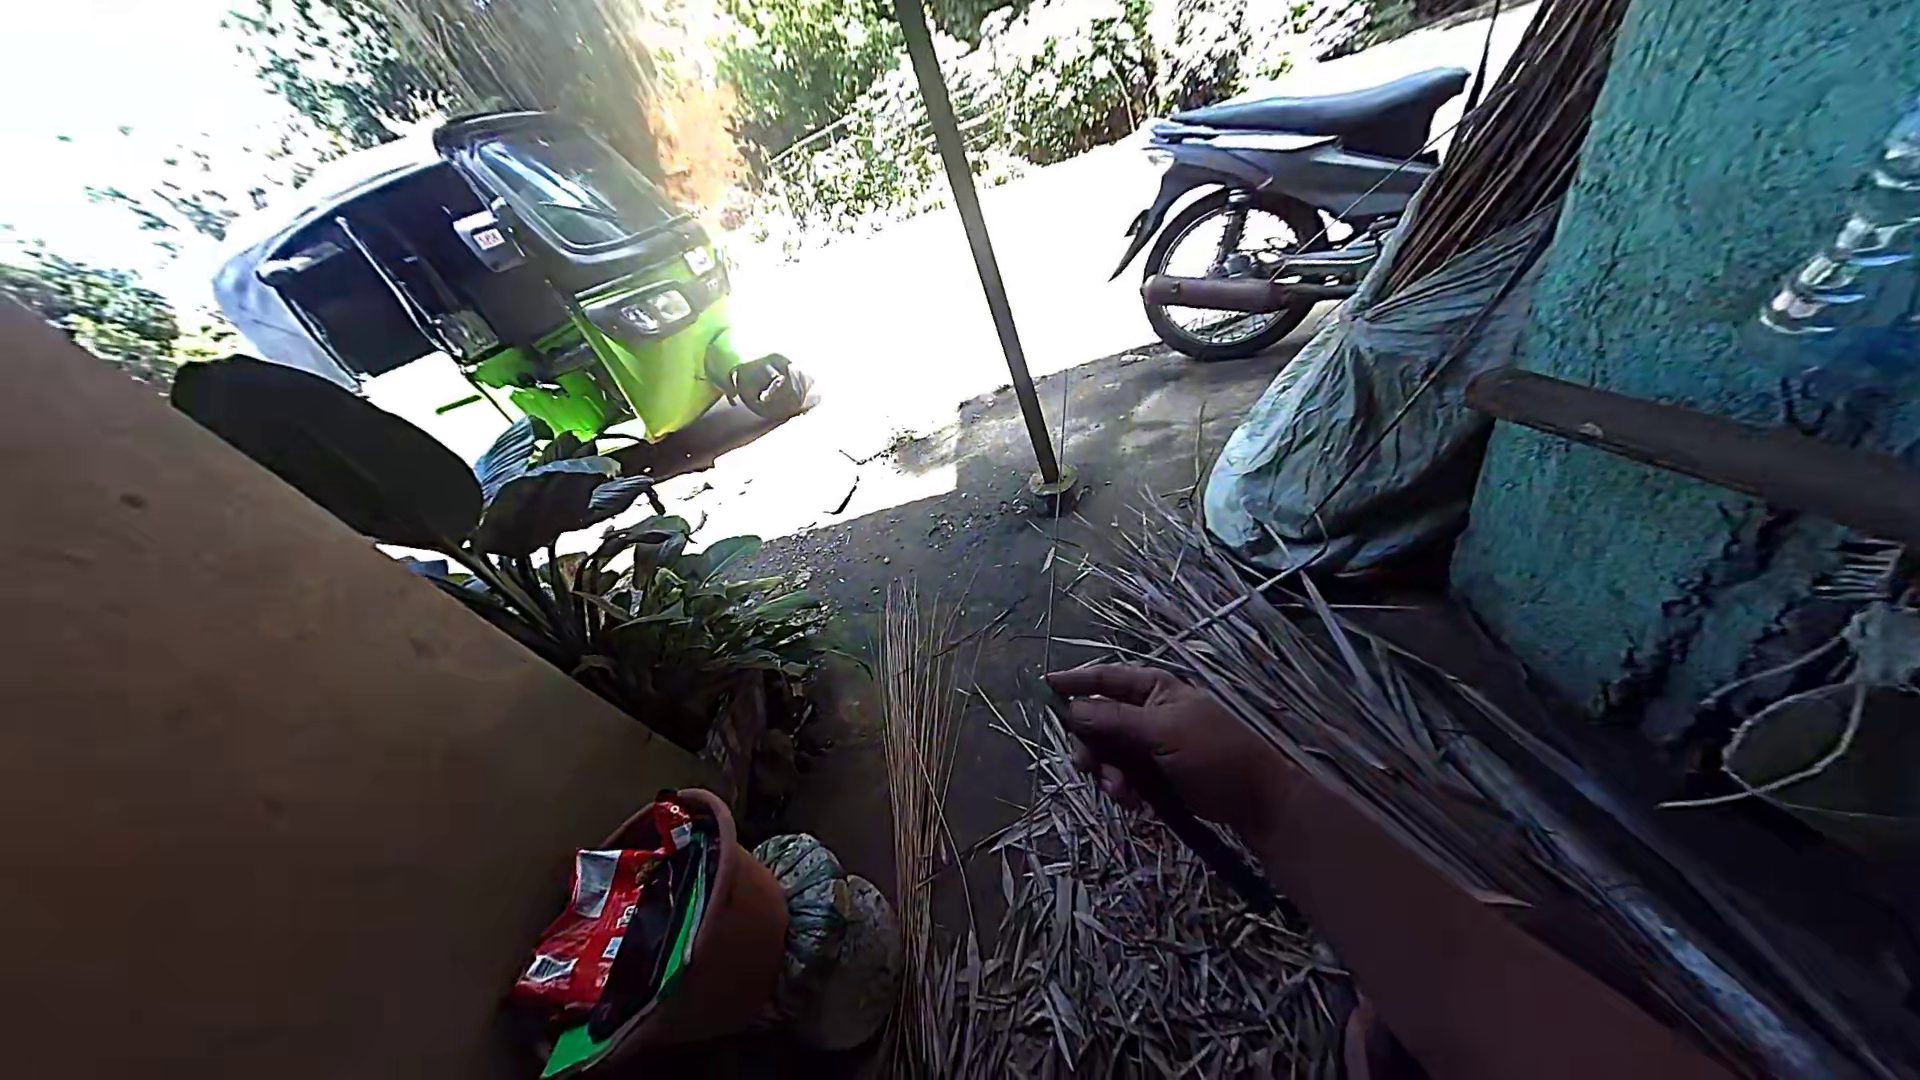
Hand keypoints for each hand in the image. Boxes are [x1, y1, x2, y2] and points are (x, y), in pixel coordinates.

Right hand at [1044, 665, 1297, 837]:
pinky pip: (1121, 775)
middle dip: (1091, 747)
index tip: (1044, 687)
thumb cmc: (1214, 752)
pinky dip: (1122, 789)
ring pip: (1106, 753)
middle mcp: (1145, 711)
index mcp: (1152, 688)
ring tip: (1123, 794)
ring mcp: (1147, 743)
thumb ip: (1114, 719)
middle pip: (1097, 721)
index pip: (1104, 679)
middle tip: (1087, 767)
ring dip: (1107, 774)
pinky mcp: (1151, 773)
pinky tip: (1134, 804)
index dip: (1074, 682)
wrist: (1256, 801)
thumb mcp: (1162, 731)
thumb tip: (1072, 708)